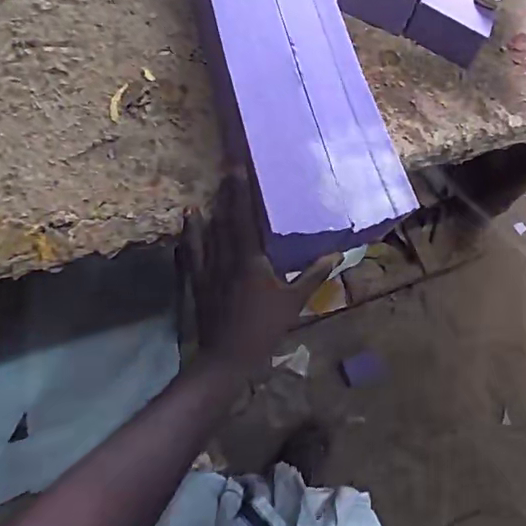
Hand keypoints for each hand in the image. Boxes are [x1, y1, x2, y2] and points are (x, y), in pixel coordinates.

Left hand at [186, 175, 338, 379]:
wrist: (228, 356)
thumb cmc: (265, 327)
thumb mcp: (295, 300)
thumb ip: (314, 274)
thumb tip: (337, 254)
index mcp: (251, 258)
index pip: (245, 218)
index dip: (241, 192)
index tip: (239, 169)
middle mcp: (227, 257)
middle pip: (225, 219)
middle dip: (226, 194)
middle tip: (226, 170)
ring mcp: (209, 269)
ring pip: (208, 232)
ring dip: (210, 210)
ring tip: (210, 190)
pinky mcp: (198, 282)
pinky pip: (192, 253)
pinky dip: (190, 235)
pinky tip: (188, 220)